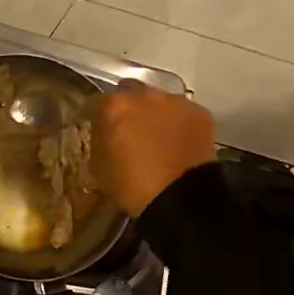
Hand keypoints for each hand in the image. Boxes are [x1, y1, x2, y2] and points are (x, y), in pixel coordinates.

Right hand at [94, 80, 217, 214]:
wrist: (181, 199)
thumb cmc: (133, 187)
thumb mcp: (99, 167)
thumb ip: (98, 140)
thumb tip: (104, 133)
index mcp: (114, 107)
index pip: (95, 102)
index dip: (94, 115)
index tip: (95, 125)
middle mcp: (144, 95)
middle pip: (129, 95)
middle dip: (127, 110)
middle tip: (129, 132)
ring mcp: (174, 101)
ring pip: (158, 102)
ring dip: (154, 115)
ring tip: (157, 138)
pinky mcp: (199, 112)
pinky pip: (182, 113)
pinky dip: (177, 124)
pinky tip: (178, 143)